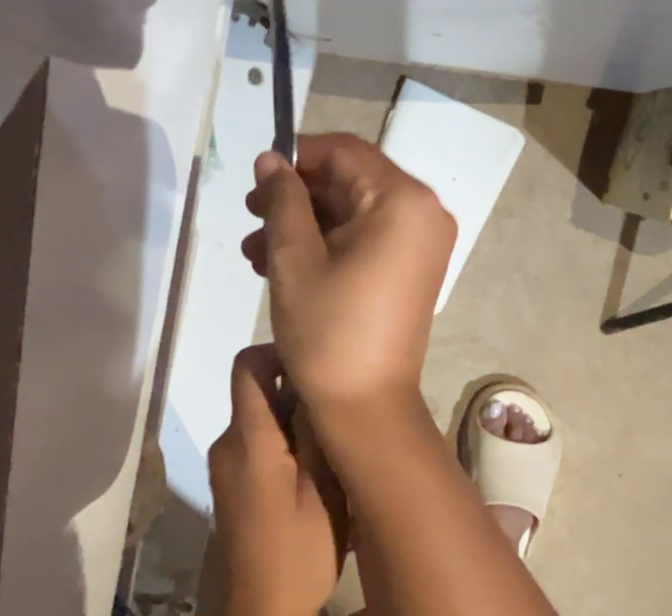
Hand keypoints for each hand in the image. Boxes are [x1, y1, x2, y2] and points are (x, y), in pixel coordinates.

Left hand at [207, 345, 342, 615]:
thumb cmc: (298, 557)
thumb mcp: (323, 493)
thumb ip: (317, 434)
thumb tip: (317, 383)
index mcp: (248, 440)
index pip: (248, 365)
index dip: (281, 354)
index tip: (322, 371)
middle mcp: (227, 447)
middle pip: (258, 394)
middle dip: (300, 396)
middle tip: (346, 419)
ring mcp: (226, 471)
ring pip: (262, 425)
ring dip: (297, 427)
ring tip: (340, 450)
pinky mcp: (233, 492)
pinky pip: (259, 452)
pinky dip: (287, 452)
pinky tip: (319, 480)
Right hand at [242, 134, 456, 412]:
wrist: (365, 407)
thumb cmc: (328, 332)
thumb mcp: (293, 259)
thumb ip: (282, 200)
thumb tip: (271, 160)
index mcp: (401, 201)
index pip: (343, 152)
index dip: (295, 158)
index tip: (255, 180)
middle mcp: (422, 214)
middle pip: (349, 183)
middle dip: (295, 199)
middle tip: (249, 218)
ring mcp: (420, 248)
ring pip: (352, 216)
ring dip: (302, 227)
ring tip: (254, 254)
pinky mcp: (410, 276)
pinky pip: (365, 243)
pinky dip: (326, 248)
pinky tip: (282, 268)